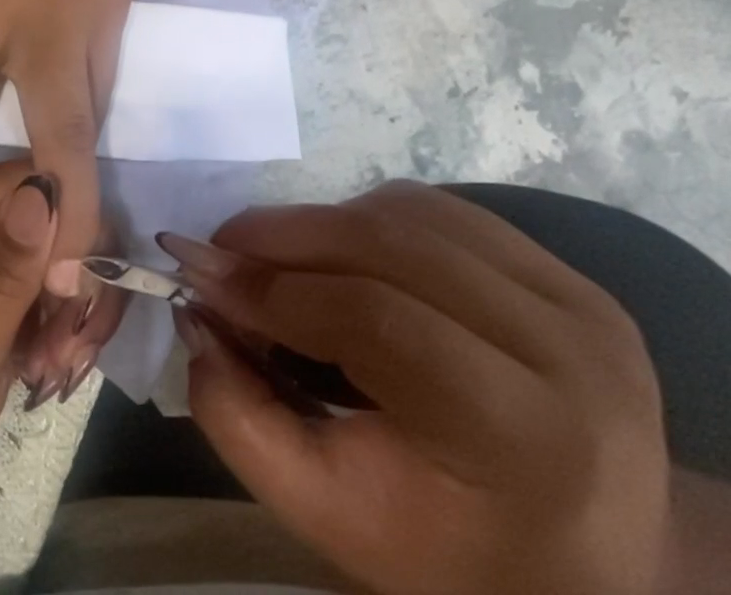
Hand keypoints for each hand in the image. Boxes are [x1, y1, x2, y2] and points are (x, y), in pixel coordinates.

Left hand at [0, 165, 58, 493]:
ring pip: (43, 267)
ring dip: (66, 316)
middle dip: (74, 281)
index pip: (20, 181)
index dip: (66, 220)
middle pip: (42, 224)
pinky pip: (29, 301)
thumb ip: (3, 270)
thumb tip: (44, 185)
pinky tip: (48, 373)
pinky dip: (49, 334)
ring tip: (55, 372)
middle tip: (70, 350)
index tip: (75, 288)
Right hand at [166, 181, 670, 594]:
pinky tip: (340, 263)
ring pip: (412, 213)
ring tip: (275, 264)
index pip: (371, 316)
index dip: (267, 286)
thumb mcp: (308, 501)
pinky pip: (443, 214)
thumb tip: (195, 310)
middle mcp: (566, 350)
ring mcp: (580, 305)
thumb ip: (232, 408)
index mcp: (515, 429)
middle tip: (215, 256)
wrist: (573, 560)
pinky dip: (366, 220)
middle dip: (277, 236)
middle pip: (390, 242)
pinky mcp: (572, 280)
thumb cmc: (430, 542)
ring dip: (319, 223)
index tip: (191, 276)